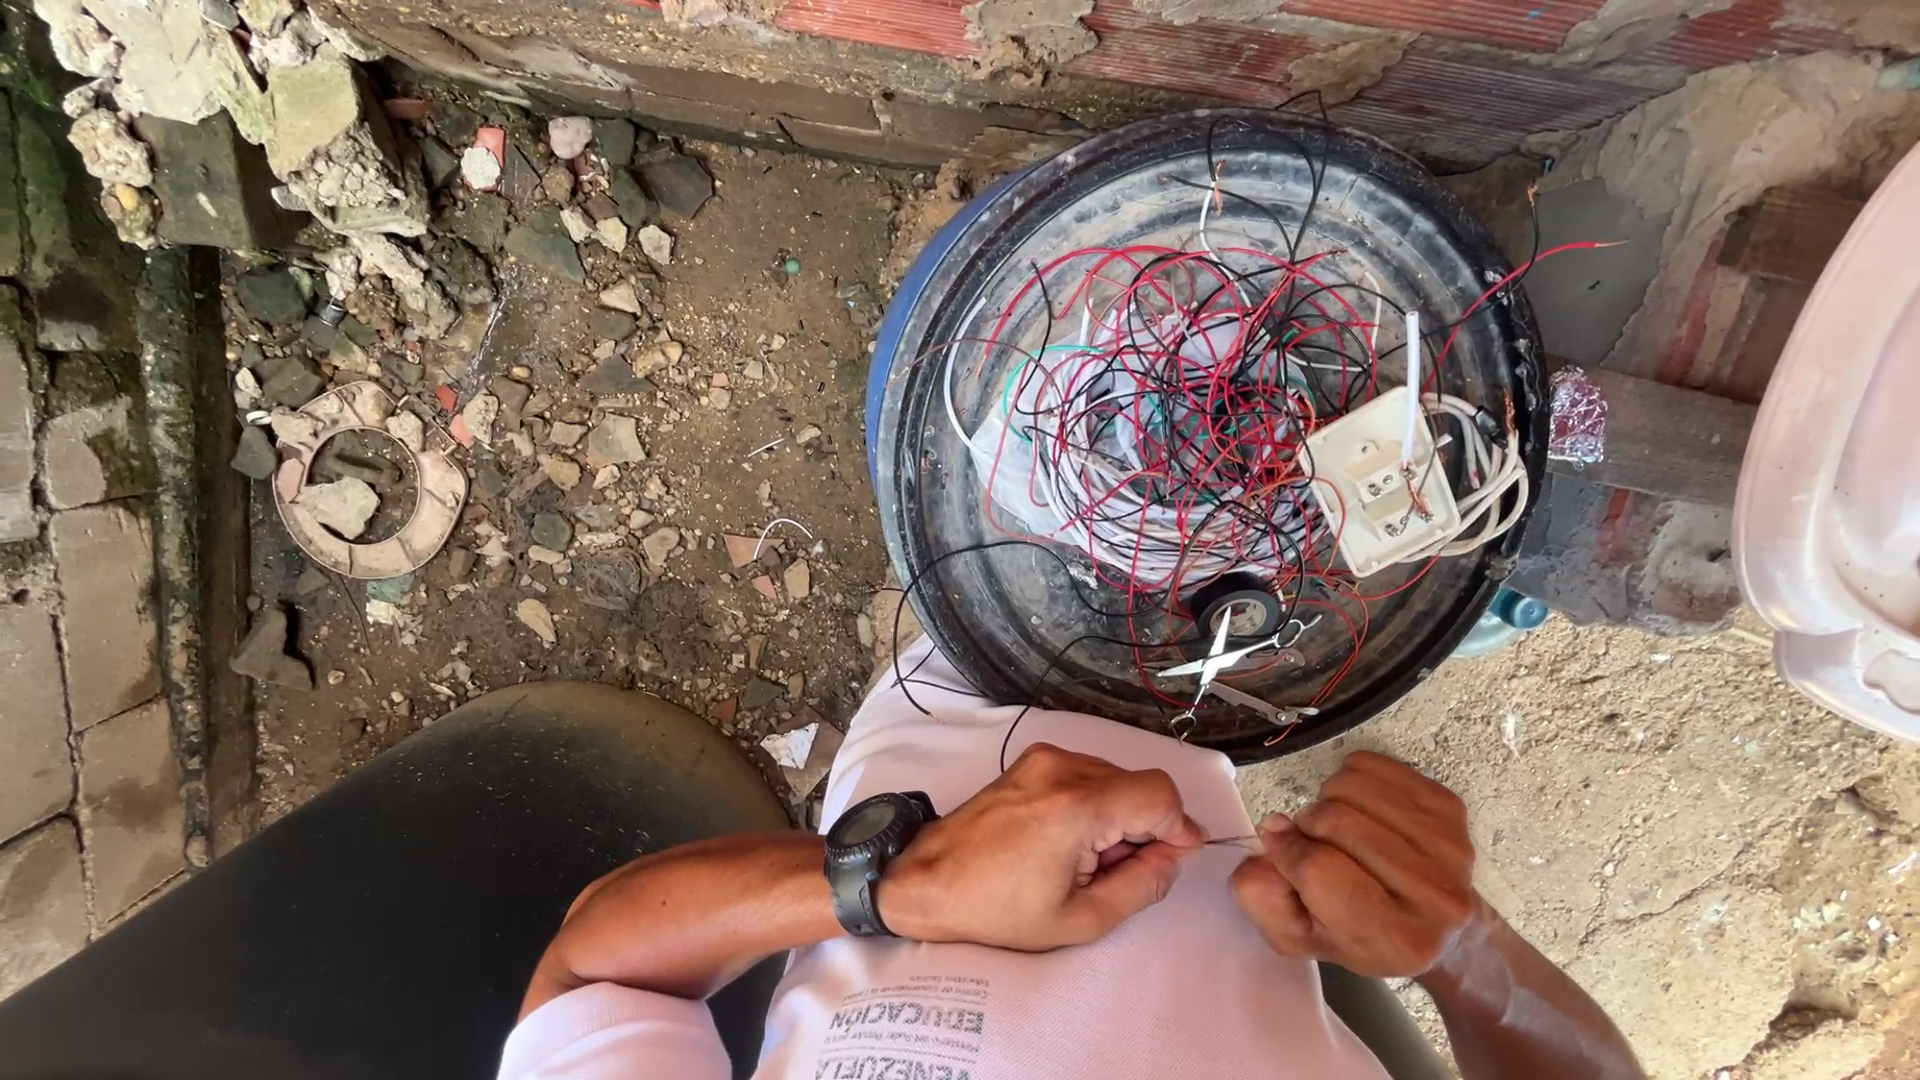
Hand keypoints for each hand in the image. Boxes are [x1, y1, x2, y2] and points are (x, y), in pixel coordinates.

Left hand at [878, 743, 1206, 950]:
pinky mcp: (1032, 758)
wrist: (933, 878)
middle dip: (1144, 826)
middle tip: (1114, 869)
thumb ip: (1142, 884)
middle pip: (1139, 784)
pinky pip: (1088, 772)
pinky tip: (1068, 836)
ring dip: (1118, 814)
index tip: (1169, 858)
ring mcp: (1044, 757)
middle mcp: (1062, 768)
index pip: (1160, 794)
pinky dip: (1094, 801)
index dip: (1177, 826)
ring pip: (1116, 777)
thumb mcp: (1082, 918)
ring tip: (1084, 856)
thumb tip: (1176, 855)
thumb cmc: (1001, 909)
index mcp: (1076, 806)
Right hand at [1231, 750, 1478, 977]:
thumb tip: (1272, 831)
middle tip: (1314, 842)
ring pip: (1351, 786)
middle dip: (1308, 825)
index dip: (1285, 852)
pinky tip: (1359, 807)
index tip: (1280, 850)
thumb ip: (1264, 896)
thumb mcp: (1298, 935)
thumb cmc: (1362, 934)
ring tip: (1338, 827)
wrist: (1444, 932)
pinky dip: (1350, 777)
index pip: (1317, 869)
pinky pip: (1373, 765)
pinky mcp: (1449, 809)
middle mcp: (1433, 894)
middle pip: (1334, 820)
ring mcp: (1449, 847)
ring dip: (1328, 800)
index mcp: (1395, 938)